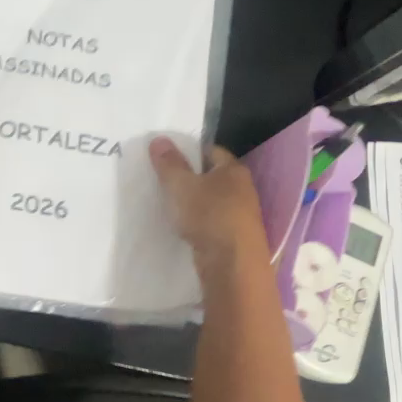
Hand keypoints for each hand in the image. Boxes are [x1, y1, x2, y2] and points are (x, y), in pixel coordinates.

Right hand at [149, 137, 271, 275]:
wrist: (232, 263)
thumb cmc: (209, 215)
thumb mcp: (181, 186)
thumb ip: (169, 164)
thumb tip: (158, 138)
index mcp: (233, 169)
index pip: (210, 151)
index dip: (188, 151)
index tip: (167, 159)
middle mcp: (243, 188)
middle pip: (212, 176)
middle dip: (190, 178)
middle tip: (164, 182)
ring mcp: (242, 214)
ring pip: (213, 200)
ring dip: (195, 202)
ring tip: (170, 206)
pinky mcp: (235, 236)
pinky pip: (213, 221)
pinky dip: (199, 222)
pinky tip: (184, 228)